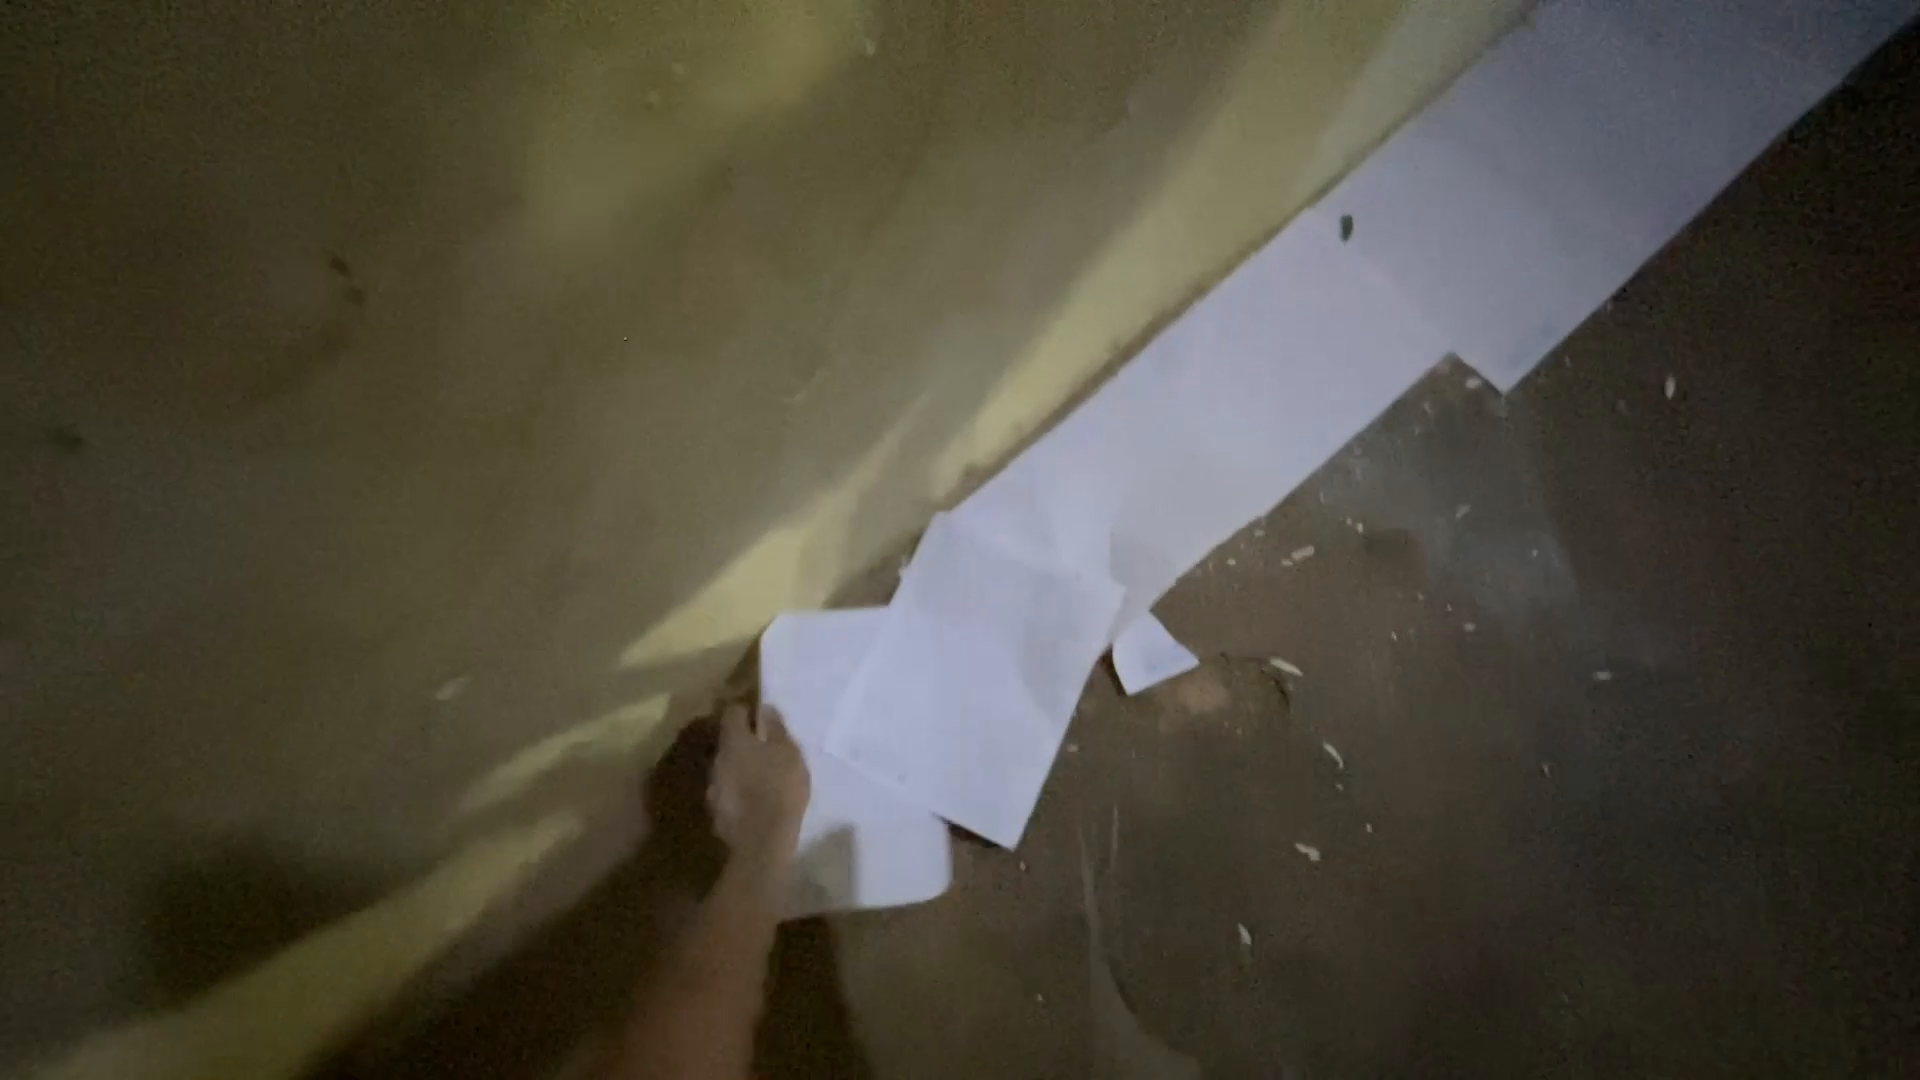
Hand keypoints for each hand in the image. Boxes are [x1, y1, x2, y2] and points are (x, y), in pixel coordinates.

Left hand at [706, 703, 810, 867]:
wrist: (762, 841)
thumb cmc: (780, 787)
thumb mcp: (789, 753)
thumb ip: (776, 728)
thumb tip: (765, 708)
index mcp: (734, 740)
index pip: (732, 712)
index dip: (746, 710)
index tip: (760, 716)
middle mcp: (717, 759)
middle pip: (728, 741)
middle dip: (743, 741)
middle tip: (766, 747)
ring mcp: (713, 787)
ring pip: (726, 767)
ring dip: (740, 767)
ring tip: (762, 776)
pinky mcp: (715, 811)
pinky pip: (727, 791)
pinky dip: (738, 790)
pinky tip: (754, 799)